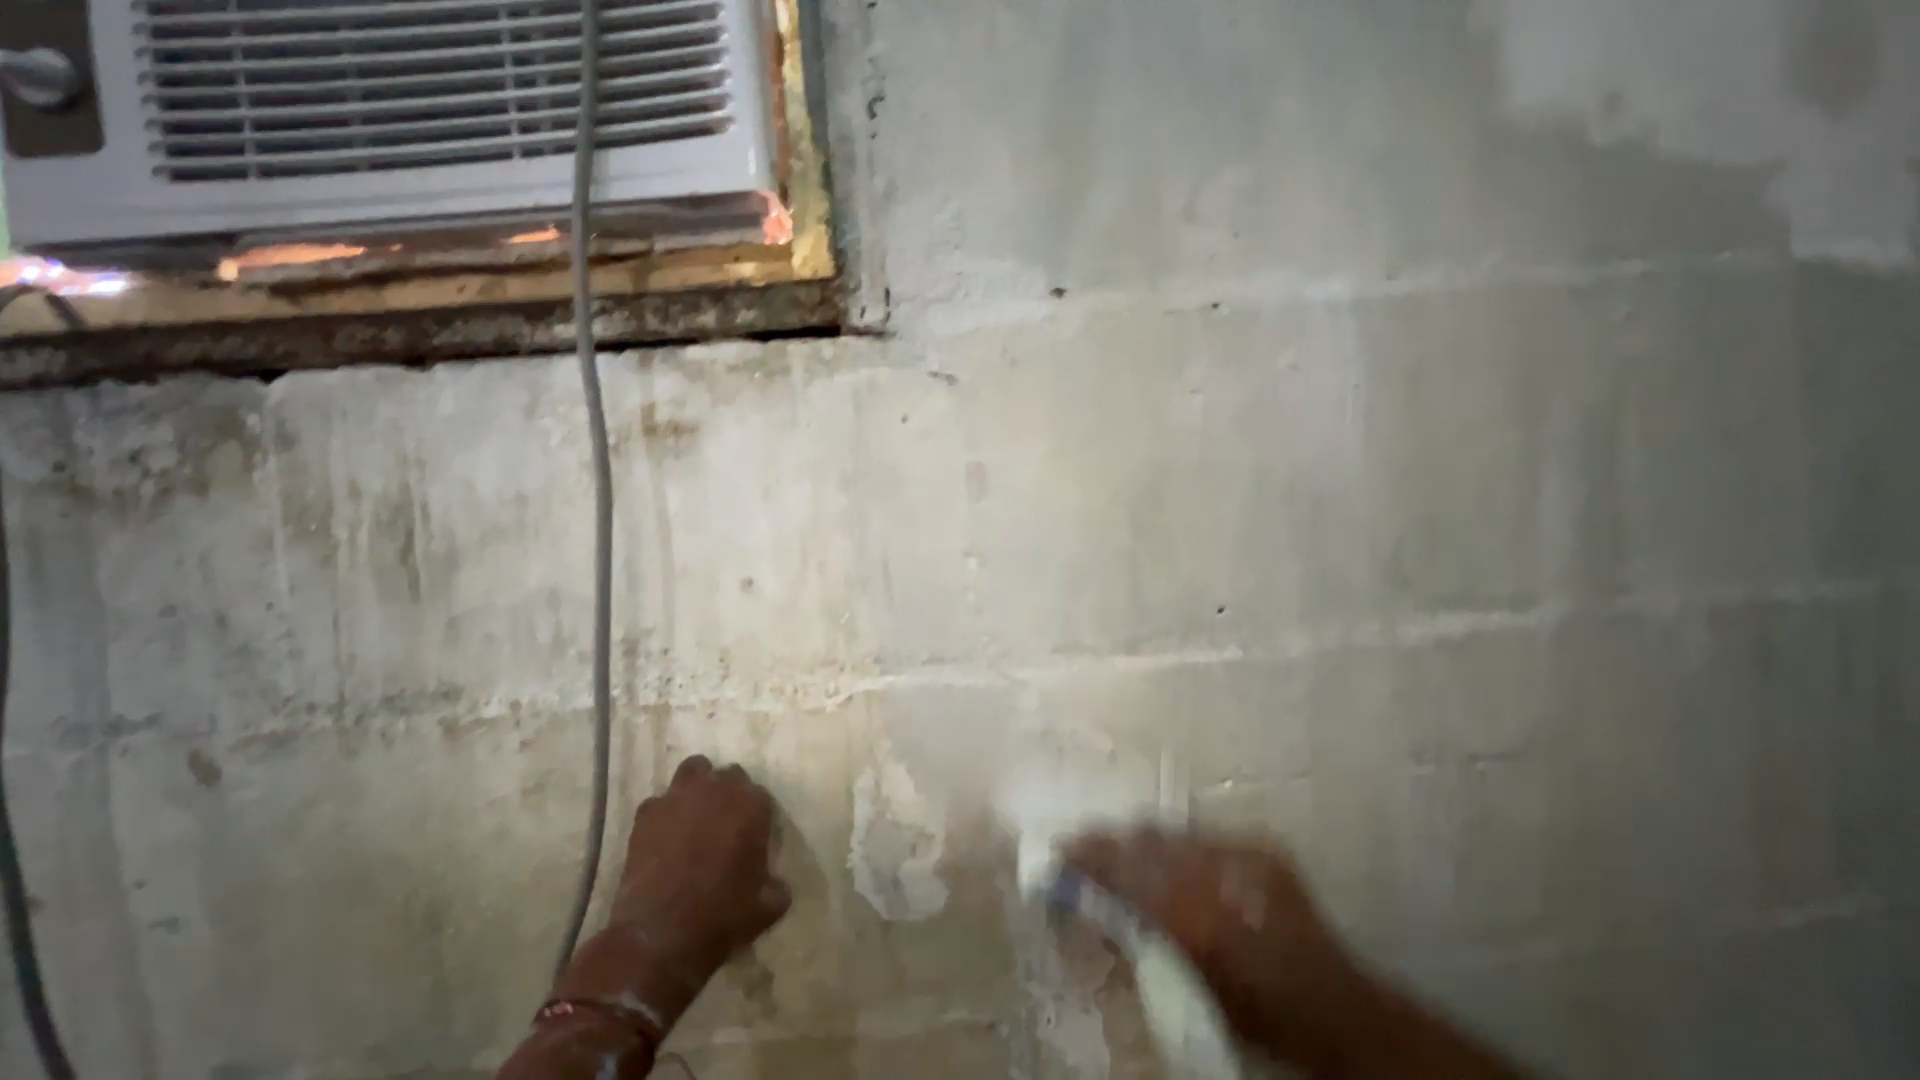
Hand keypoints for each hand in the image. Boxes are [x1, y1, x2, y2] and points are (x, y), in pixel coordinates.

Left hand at [553, 756, 791, 1031]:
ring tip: (694, 817)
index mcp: (752, 805)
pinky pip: (659, 802)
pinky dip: (664, 814)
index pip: (760, 795)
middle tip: (724, 824)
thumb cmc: (723, 916)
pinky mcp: (646, 815)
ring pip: (692, 771)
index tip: (752, 836)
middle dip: (728, 794)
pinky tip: (664, 837)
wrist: (661, 934)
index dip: (756, 815)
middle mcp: (716, 790)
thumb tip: (773, 882)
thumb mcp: (768, 906)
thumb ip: (775, 884)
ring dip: (697, 788)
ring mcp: (677, 798)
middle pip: (728, 775)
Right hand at [1063, 829, 1364, 1070]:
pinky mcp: (1263, 848)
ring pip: (1173, 833)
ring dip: (1142, 840)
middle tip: (1079, 845)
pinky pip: (1206, 837)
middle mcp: (1214, 875)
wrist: (1333, 1007)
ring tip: (1118, 844)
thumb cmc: (1252, 1013)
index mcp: (1189, 918)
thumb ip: (1136, 942)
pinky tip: (1171, 853)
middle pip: (1144, 843)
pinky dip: (1181, 844)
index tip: (1057, 852)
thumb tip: (1089, 910)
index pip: (1121, 872)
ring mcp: (1243, 855)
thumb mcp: (1185, 988)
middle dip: (1108, 841)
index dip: (1085, 858)